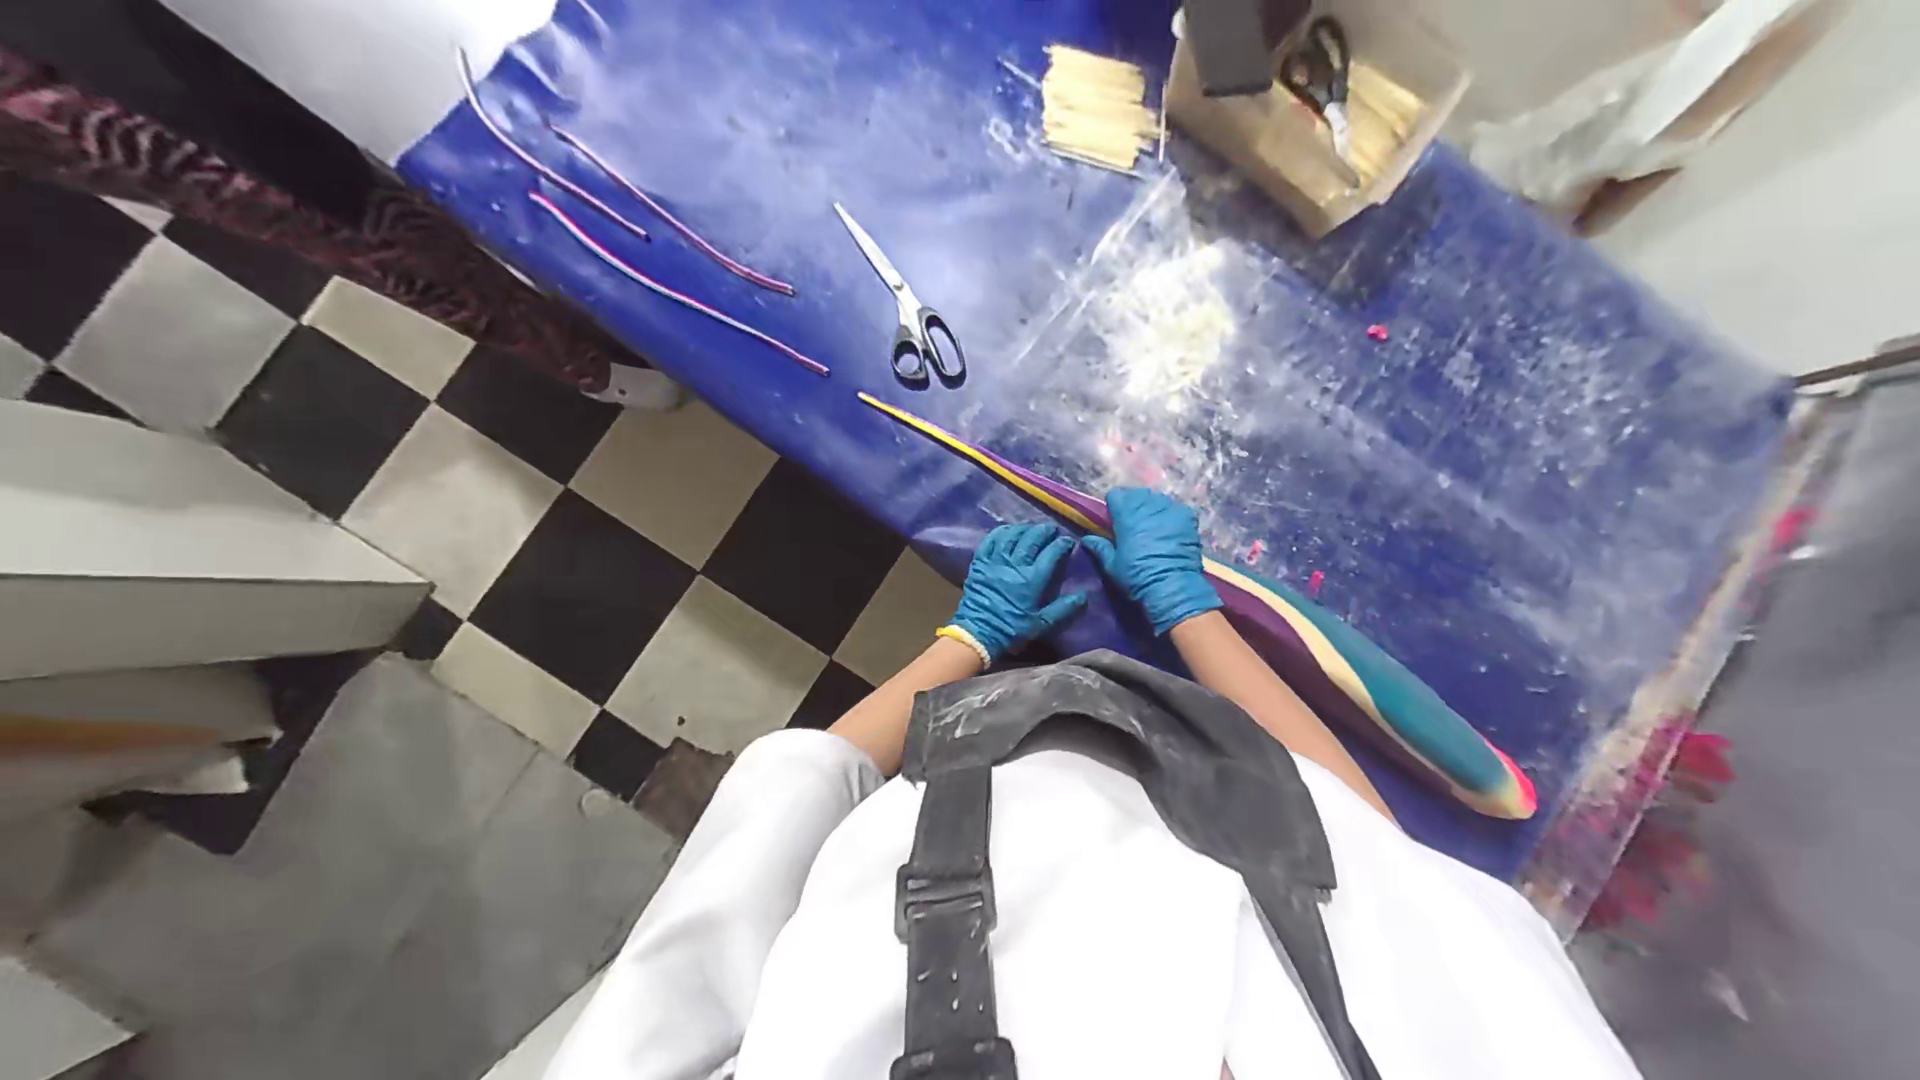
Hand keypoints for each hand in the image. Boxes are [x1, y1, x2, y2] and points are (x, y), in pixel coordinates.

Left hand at [943, 523, 1088, 662]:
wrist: (979, 632)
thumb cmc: (1012, 629)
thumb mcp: (1042, 624)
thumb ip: (1063, 609)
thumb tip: (1083, 596)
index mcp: (1032, 580)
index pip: (1051, 554)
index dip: (1061, 544)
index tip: (1068, 541)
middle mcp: (1015, 565)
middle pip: (1032, 539)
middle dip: (1044, 531)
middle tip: (1051, 529)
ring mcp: (995, 561)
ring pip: (1012, 536)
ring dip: (1024, 529)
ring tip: (1032, 528)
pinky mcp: (980, 562)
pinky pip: (990, 540)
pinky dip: (1000, 532)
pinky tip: (1008, 530)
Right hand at [1083, 488, 1221, 635]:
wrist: (1173, 586)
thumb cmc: (1137, 576)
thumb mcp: (1112, 565)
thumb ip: (1099, 547)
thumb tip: (1086, 539)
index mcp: (1127, 515)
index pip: (1116, 494)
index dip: (1113, 506)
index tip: (1113, 520)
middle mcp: (1148, 506)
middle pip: (1137, 494)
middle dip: (1133, 505)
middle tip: (1132, 524)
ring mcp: (1171, 509)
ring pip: (1157, 499)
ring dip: (1152, 508)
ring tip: (1152, 526)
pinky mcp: (1188, 517)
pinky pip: (1176, 508)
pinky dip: (1170, 515)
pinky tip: (1170, 530)